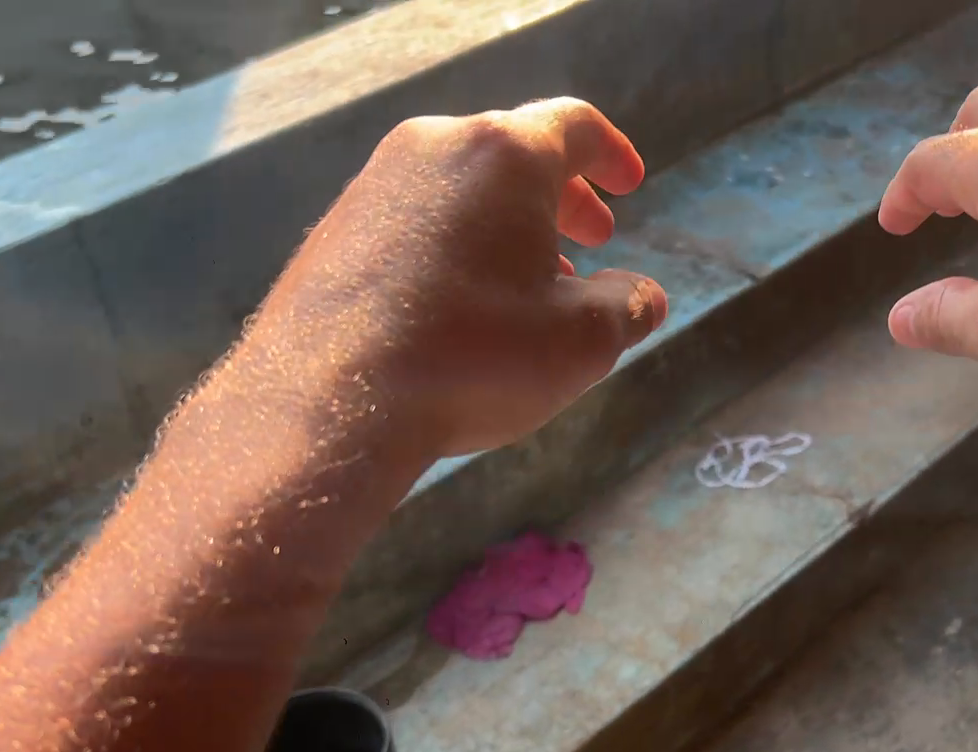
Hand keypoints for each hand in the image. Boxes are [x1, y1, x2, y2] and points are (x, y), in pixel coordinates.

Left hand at [230, 97, 668, 461]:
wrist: (333, 400)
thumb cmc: (478, 358)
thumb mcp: (585, 341)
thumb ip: (629, 307)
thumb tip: (644, 295)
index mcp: (504, 158)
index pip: (574, 126)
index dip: (613, 153)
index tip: (630, 181)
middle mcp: (434, 149)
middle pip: (517, 154)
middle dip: (566, 196)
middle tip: (595, 236)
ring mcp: (375, 185)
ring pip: (467, 190)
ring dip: (515, 227)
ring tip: (538, 281)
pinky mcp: (338, 230)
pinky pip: (423, 221)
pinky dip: (465, 246)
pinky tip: (471, 304)